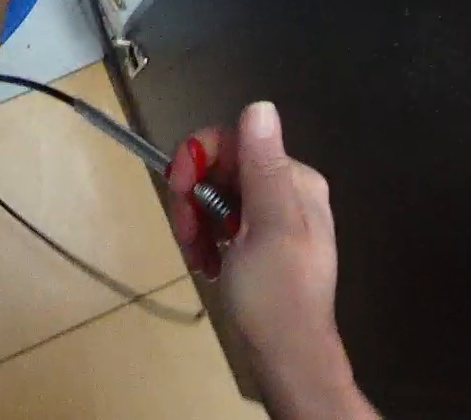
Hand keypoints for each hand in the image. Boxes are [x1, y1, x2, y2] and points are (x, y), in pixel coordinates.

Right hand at [166, 103, 378, 419]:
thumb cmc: (276, 297)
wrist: (286, 364)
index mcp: (293, 180)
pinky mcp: (255, 238)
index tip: (177, 188)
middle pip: (218, 166)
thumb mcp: (267, 228)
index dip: (197, 157)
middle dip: (193, 197)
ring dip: (194, 220)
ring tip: (196, 254)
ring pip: (211, 192)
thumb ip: (262, 167)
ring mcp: (269, 215)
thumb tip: (261, 105)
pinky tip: (206, 261)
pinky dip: (202, 236)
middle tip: (186, 232)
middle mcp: (284, 189)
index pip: (232, 140)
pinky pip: (216, 218)